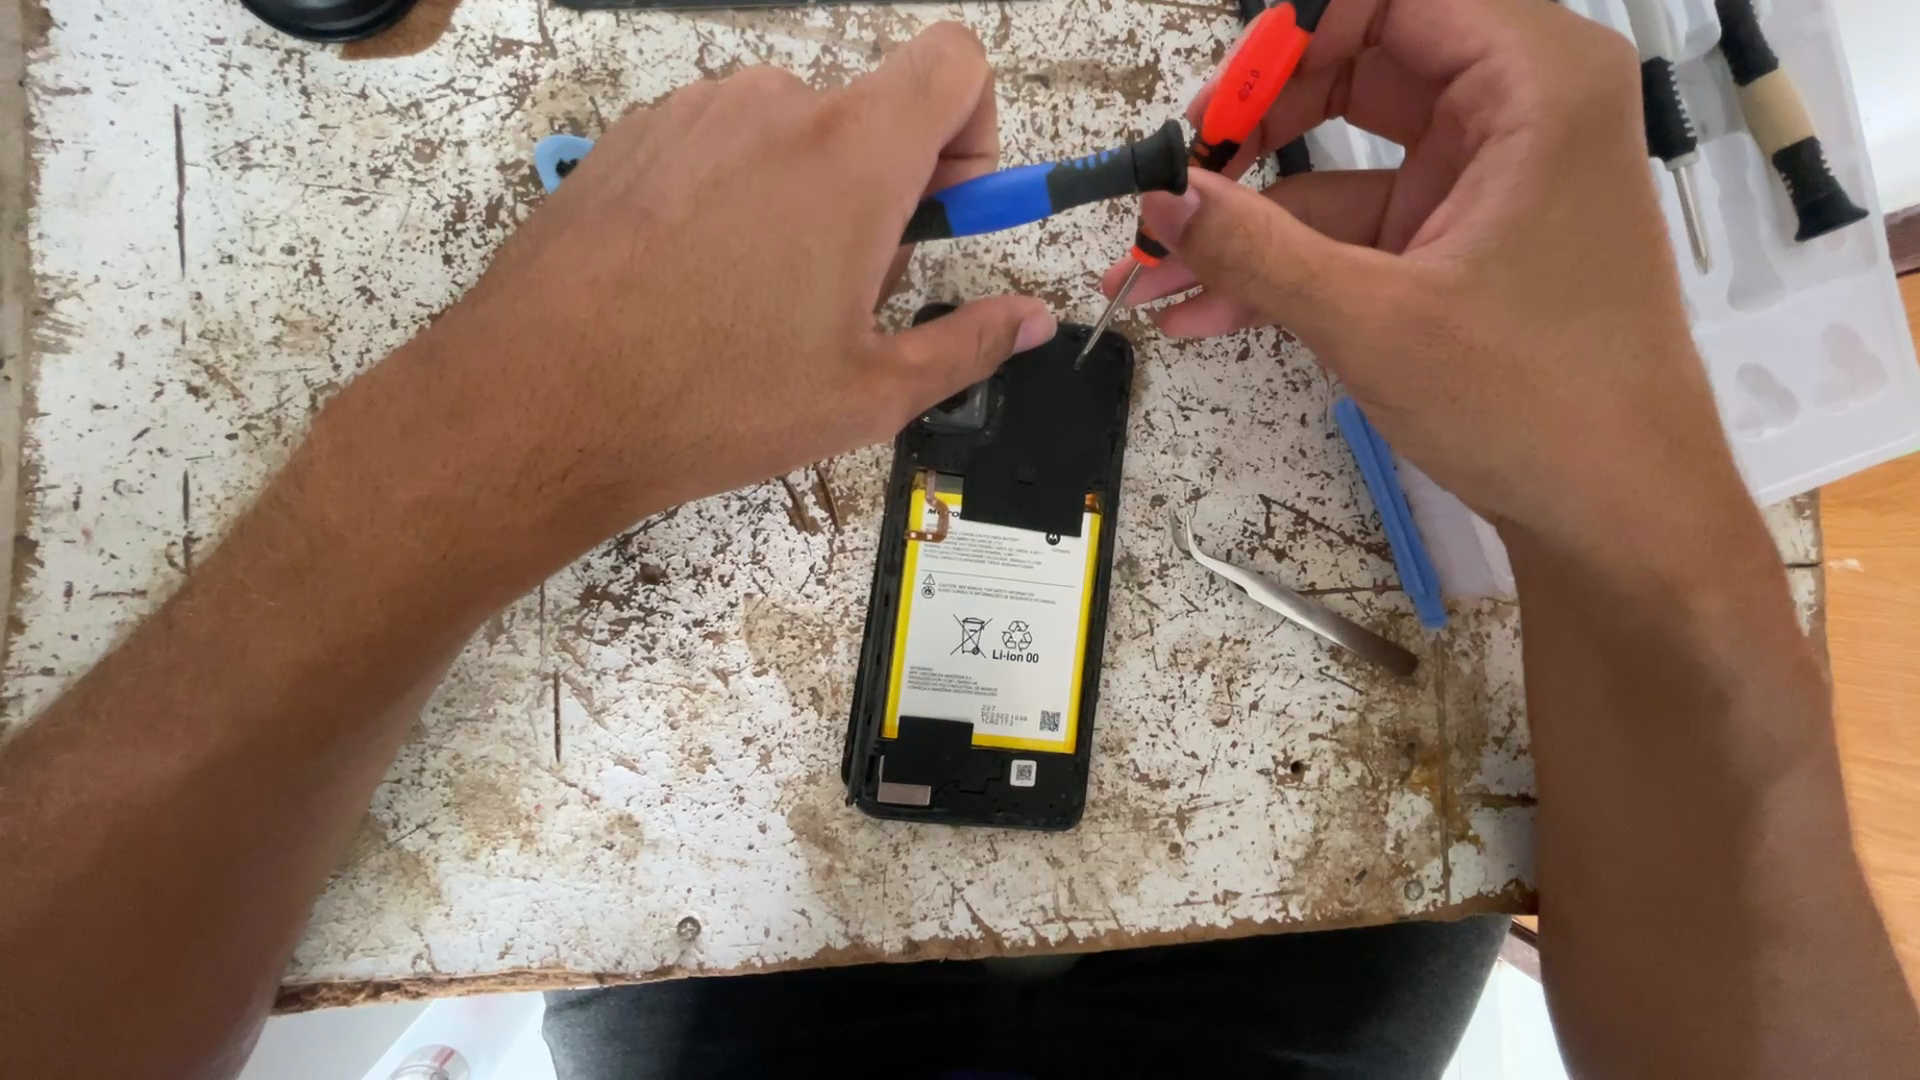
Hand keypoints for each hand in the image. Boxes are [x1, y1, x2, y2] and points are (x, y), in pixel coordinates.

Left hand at [304, 23, 1053, 604]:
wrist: (547, 403)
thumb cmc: (723, 400)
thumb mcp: (871, 393)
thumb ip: (968, 345)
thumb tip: (1031, 319)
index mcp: (851, 157)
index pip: (956, 65)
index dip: (975, 128)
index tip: (949, 209)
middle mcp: (774, 105)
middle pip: (872, 118)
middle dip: (887, 198)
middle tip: (850, 299)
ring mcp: (694, 113)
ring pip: (794, 136)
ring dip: (813, 203)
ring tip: (768, 304)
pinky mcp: (635, 138)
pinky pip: (723, 147)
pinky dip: (743, 198)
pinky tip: (704, 284)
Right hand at [1104, 0, 1749, 558]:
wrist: (1604, 506)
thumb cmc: (1520, 397)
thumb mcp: (1369, 316)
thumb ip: (1254, 249)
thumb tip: (1157, 199)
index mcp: (1530, 83)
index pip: (1390, 0)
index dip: (1283, 44)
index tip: (1203, 117)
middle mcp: (1505, 116)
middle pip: (1348, 81)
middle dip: (1242, 146)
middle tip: (1165, 196)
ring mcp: (1468, 192)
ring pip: (1329, 179)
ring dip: (1236, 233)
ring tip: (1142, 279)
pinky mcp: (1441, 256)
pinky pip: (1340, 244)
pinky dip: (1272, 276)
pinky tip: (1195, 314)